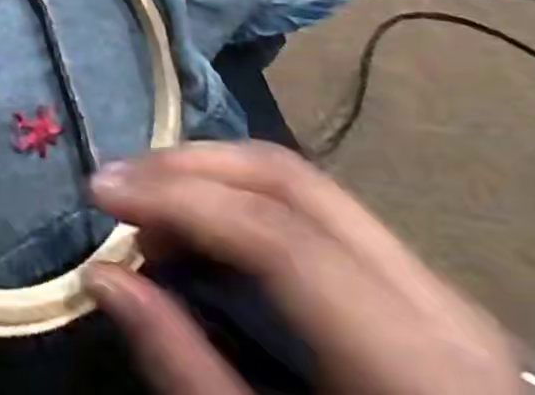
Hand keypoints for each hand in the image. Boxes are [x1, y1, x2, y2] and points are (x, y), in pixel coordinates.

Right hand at [85, 142, 528, 394]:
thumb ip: (186, 368)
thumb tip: (104, 277)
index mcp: (413, 361)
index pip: (277, 236)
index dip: (179, 199)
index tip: (99, 191)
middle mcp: (436, 301)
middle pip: (292, 180)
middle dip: (189, 166)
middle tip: (116, 181)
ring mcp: (435, 287)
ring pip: (304, 184)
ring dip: (212, 176)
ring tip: (146, 203)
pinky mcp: (421, 289)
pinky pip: (319, 211)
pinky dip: (244, 199)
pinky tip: (201, 225)